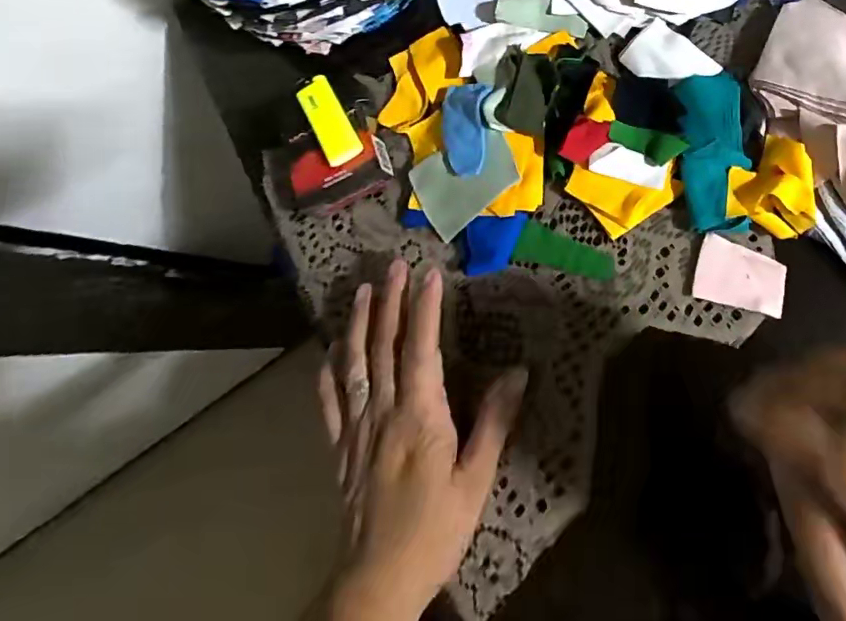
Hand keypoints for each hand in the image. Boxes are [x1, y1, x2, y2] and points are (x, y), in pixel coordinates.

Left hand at [312, 260, 527, 620]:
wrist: (379, 579)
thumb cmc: (436, 530)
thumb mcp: (476, 481)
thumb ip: (494, 423)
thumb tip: (517, 372)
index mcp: (420, 416)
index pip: (422, 349)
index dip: (425, 308)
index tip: (429, 273)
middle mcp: (384, 411)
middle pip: (384, 345)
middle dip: (389, 301)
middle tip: (393, 265)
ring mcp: (357, 427)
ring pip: (354, 364)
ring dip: (356, 324)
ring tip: (360, 291)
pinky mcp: (339, 448)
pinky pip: (330, 402)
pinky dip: (328, 372)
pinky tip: (328, 351)